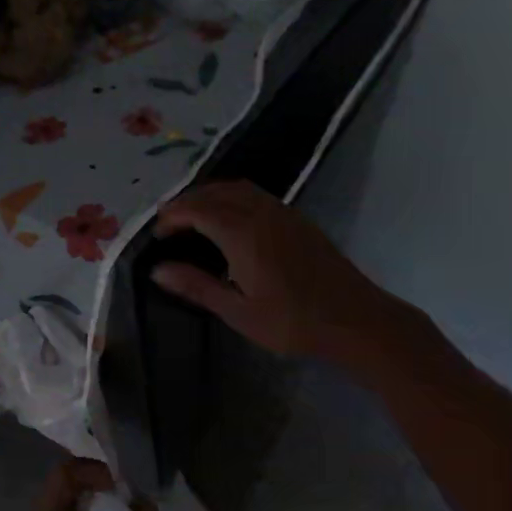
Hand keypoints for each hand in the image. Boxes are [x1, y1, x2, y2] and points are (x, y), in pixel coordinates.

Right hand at [151, 181, 392, 359]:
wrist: (354, 319)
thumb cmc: (293, 321)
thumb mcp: (238, 311)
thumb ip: (197, 286)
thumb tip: (157, 270)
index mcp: (242, 234)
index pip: (198, 210)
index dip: (173, 216)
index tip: (157, 233)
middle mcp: (261, 214)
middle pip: (216, 192)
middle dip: (188, 200)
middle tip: (168, 220)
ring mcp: (284, 214)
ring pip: (239, 188)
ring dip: (211, 194)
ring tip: (193, 214)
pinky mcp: (298, 220)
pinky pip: (257, 195)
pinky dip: (233, 197)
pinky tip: (230, 219)